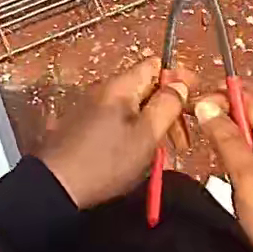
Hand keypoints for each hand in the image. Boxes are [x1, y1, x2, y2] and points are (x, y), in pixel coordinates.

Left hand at [39, 57, 192, 208]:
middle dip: (169, 106)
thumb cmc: (106, 160)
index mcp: (120, 86)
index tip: (196, 99)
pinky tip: (142, 154)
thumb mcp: (146, 135)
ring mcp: (93, 107)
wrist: (56, 186)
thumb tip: (180, 84)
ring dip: (155, 122)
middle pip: (146, 86)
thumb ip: (167, 105)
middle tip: (184, 137)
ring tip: (166, 151)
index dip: (178, 78)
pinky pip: (119, 119)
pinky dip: (137, 131)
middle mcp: (105, 89)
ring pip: (134, 106)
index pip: (155, 64)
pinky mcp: (86, 125)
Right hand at [197, 80, 252, 251]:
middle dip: (232, 101)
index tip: (194, 108)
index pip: (251, 98)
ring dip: (241, 120)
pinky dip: (252, 137)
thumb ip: (226, 138)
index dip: (219, 98)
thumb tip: (207, 106)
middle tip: (205, 113)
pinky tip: (235, 151)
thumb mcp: (247, 179)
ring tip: (216, 133)